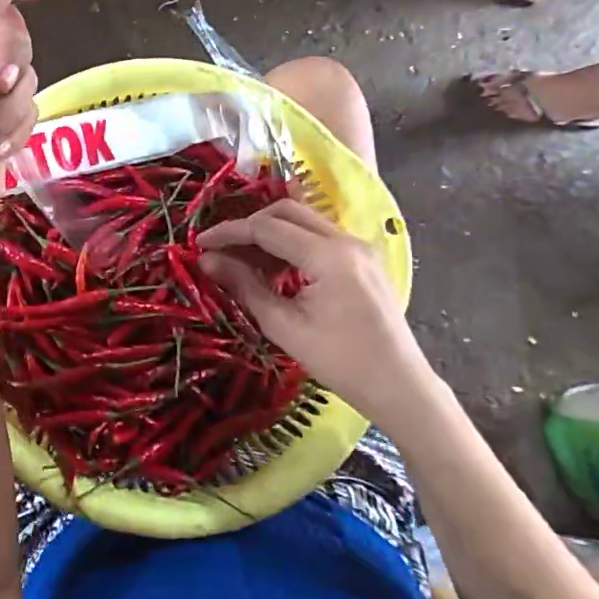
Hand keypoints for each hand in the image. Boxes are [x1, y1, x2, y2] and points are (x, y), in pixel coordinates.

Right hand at [197, 200, 436, 419]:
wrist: (398, 386)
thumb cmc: (340, 361)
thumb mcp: (284, 326)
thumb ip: (244, 286)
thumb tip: (207, 261)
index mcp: (329, 255)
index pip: (268, 228)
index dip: (230, 232)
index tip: (200, 243)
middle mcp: (347, 240)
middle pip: (288, 212)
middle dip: (250, 225)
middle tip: (221, 248)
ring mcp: (359, 247)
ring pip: (305, 222)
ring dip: (271, 235)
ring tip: (243, 262)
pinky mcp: (364, 259)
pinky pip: (320, 238)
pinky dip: (293, 245)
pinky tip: (274, 270)